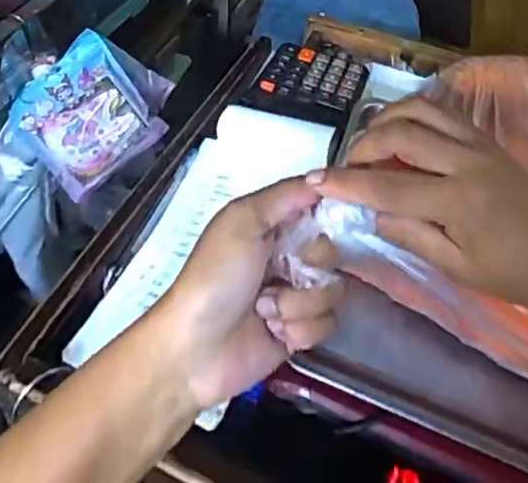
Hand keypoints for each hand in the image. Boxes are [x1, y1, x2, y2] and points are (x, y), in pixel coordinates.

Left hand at [149, 177, 343, 410]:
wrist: (192, 351)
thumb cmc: (215, 277)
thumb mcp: (243, 220)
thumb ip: (287, 194)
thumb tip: (324, 176)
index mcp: (277, 226)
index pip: (323, 210)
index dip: (329, 219)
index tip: (317, 229)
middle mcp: (291, 256)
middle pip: (334, 252)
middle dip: (311, 267)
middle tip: (279, 275)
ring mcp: (298, 295)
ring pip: (333, 290)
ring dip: (299, 304)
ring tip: (266, 311)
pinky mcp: (301, 331)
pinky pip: (328, 323)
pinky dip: (301, 329)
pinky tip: (274, 332)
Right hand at [310, 99, 527, 324]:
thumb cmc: (512, 273)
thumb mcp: (457, 268)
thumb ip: (412, 235)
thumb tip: (371, 214)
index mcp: (457, 200)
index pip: (388, 185)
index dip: (347, 182)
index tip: (314, 181)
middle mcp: (466, 159)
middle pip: (401, 132)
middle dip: (363, 143)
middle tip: (345, 164)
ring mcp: (478, 141)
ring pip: (422, 108)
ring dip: (388, 117)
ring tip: (369, 140)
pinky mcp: (486, 136)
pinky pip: (443, 110)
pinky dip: (415, 111)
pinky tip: (401, 128)